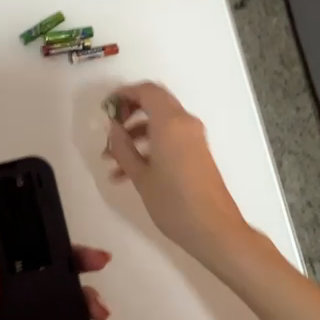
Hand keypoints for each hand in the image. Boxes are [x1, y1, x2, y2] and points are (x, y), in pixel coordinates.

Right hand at [104, 82, 252, 256]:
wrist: (213, 228)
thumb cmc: (173, 202)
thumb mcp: (140, 176)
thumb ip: (123, 147)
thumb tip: (113, 127)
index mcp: (170, 122)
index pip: (147, 91)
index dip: (124, 95)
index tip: (106, 109)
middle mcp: (185, 123)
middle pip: (154, 103)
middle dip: (129, 114)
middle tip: (110, 132)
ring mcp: (194, 138)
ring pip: (160, 123)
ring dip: (135, 135)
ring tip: (112, 161)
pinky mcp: (196, 152)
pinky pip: (169, 138)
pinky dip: (149, 145)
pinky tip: (128, 173)